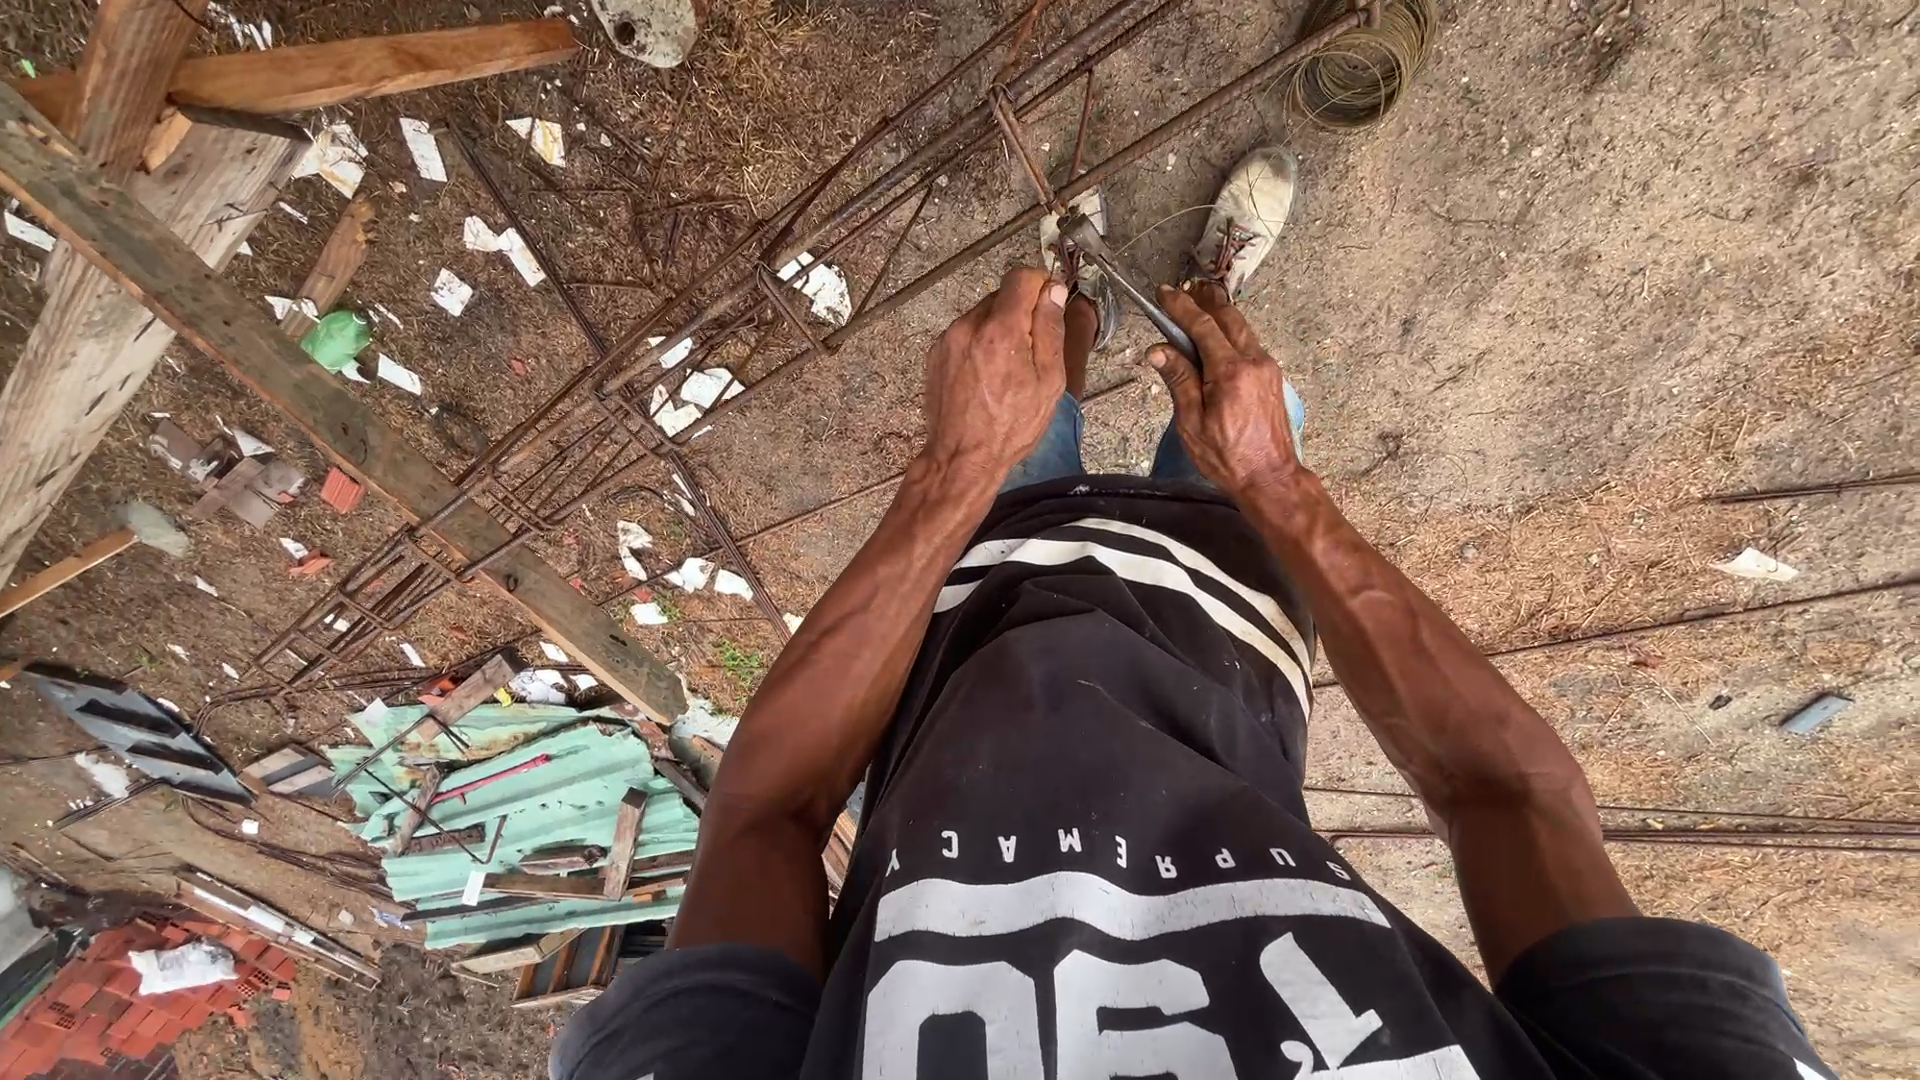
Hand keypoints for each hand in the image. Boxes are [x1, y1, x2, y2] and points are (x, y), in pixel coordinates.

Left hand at [922, 267, 1067, 481]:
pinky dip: (979, 344)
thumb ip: (1050, 330)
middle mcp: (968, 327)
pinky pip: (965, 334)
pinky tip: (987, 376)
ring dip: (999, 330)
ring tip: (1007, 369)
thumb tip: (1053, 292)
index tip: (1049, 305)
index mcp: (1000, 331)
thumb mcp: (1048, 382)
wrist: (962, 458)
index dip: (1041, 286)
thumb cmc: (1010, 428)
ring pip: (982, 315)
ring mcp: (948, 340)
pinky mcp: (936, 354)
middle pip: (1001, 296)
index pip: (1021, 278)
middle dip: (1020, 314)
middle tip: (1031, 351)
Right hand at [1147, 283, 1304, 497]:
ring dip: (1218, 314)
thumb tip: (1159, 350)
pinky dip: (1229, 331)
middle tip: (1182, 291)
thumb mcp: (1192, 423)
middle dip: (1203, 301)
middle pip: (1228, 317)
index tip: (1164, 293)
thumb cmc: (1227, 457)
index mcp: (1230, 373)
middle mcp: (1254, 362)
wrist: (1269, 476)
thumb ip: (1179, 381)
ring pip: (1241, 327)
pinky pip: (1248, 342)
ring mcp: (1266, 368)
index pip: (1202, 327)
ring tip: (1197, 306)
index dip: (1181, 307)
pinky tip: (1216, 337)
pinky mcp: (1270, 376)